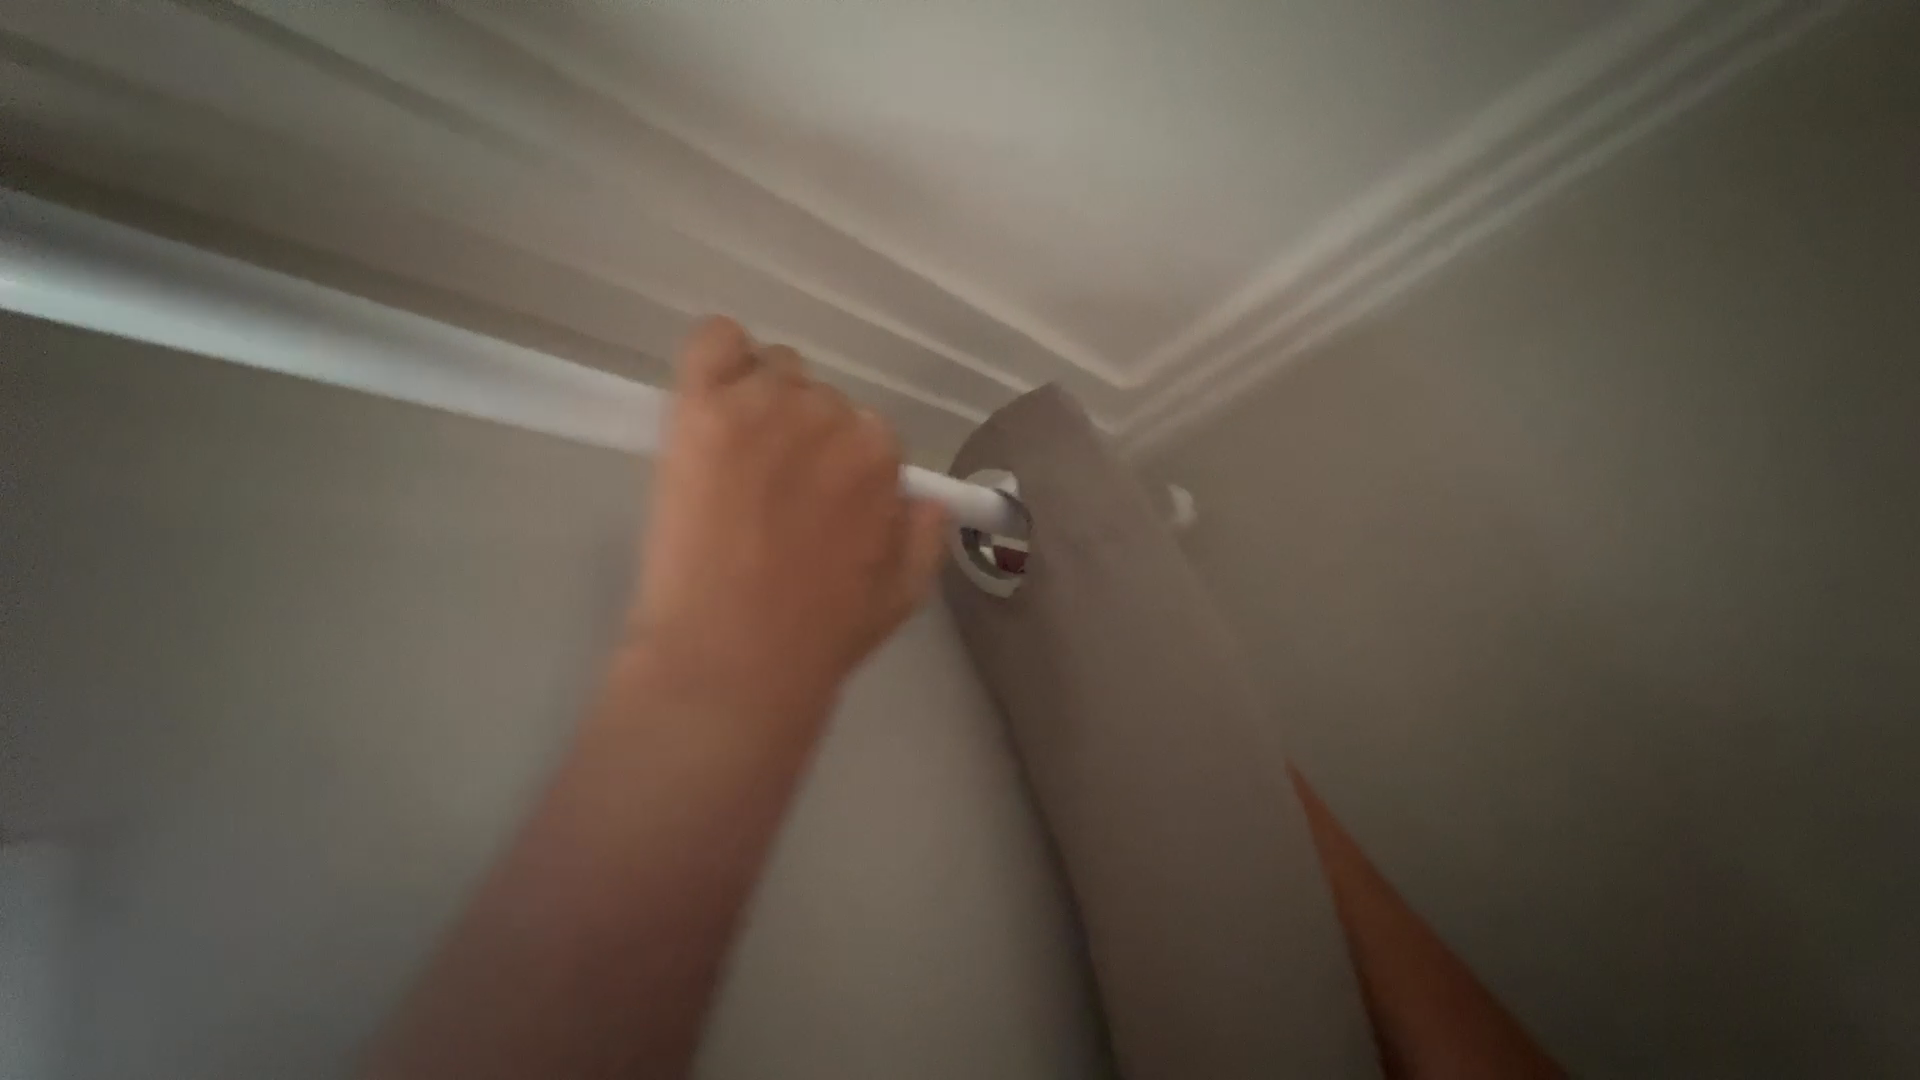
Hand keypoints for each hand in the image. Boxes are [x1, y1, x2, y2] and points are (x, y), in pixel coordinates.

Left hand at [627, 316, 948, 722]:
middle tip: (772, 492)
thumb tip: (927, 500)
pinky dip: (718, 356)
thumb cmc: (818, 636)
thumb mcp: (901, 597)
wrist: (728, 658)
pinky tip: (711, 397)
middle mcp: (830, 419)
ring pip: (773, 370)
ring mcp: (762, 408)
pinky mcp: (700, 408)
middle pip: (821, 400)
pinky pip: (715, 337)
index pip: (869, 435)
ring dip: (761, 402)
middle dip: (803, 437)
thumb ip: (924, 538)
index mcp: (880, 458)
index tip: (815, 504)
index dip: (841, 469)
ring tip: (736, 461)